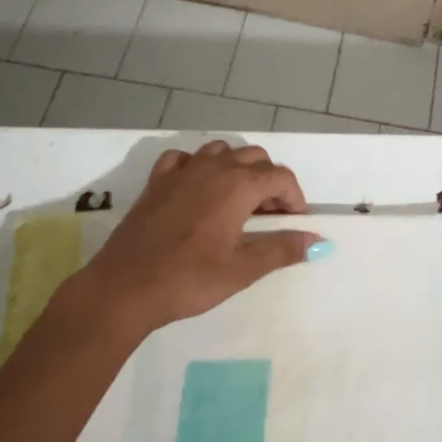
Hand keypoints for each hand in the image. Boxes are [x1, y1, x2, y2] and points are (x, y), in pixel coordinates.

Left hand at [80, 141, 323, 335]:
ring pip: (222, 152)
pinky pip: (185, 159)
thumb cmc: (187, 279)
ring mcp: (182, 171)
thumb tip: (318, 242)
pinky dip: (199, 167)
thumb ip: (282, 249)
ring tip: (238, 203)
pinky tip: (198, 191)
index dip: (294, 198)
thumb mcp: (242, 269)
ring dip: (238, 169)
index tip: (294, 224)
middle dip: (270, 182)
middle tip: (270, 217)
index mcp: (238, 185)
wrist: (122, 288)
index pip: (281, 177)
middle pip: (255, 158)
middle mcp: (213, 168)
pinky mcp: (156, 182)